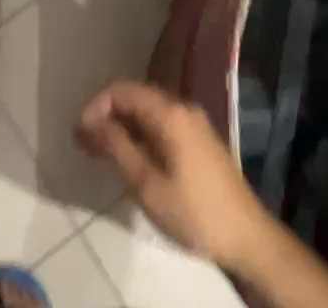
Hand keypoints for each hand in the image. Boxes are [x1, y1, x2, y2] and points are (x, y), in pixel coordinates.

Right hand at [76, 81, 273, 268]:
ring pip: (148, 113)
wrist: (247, 237)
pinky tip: (127, 157)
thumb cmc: (193, 211)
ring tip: (97, 152)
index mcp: (170, 113)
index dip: (96, 106)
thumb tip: (90, 120)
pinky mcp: (198, 141)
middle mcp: (183, 109)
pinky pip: (161, 125)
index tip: (79, 132)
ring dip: (121, 127)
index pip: (123, 90)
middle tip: (82, 143)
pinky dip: (139, 135)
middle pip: (136, 98)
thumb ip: (117, 146)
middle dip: (106, 115)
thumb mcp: (147, 184)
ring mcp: (194, 124)